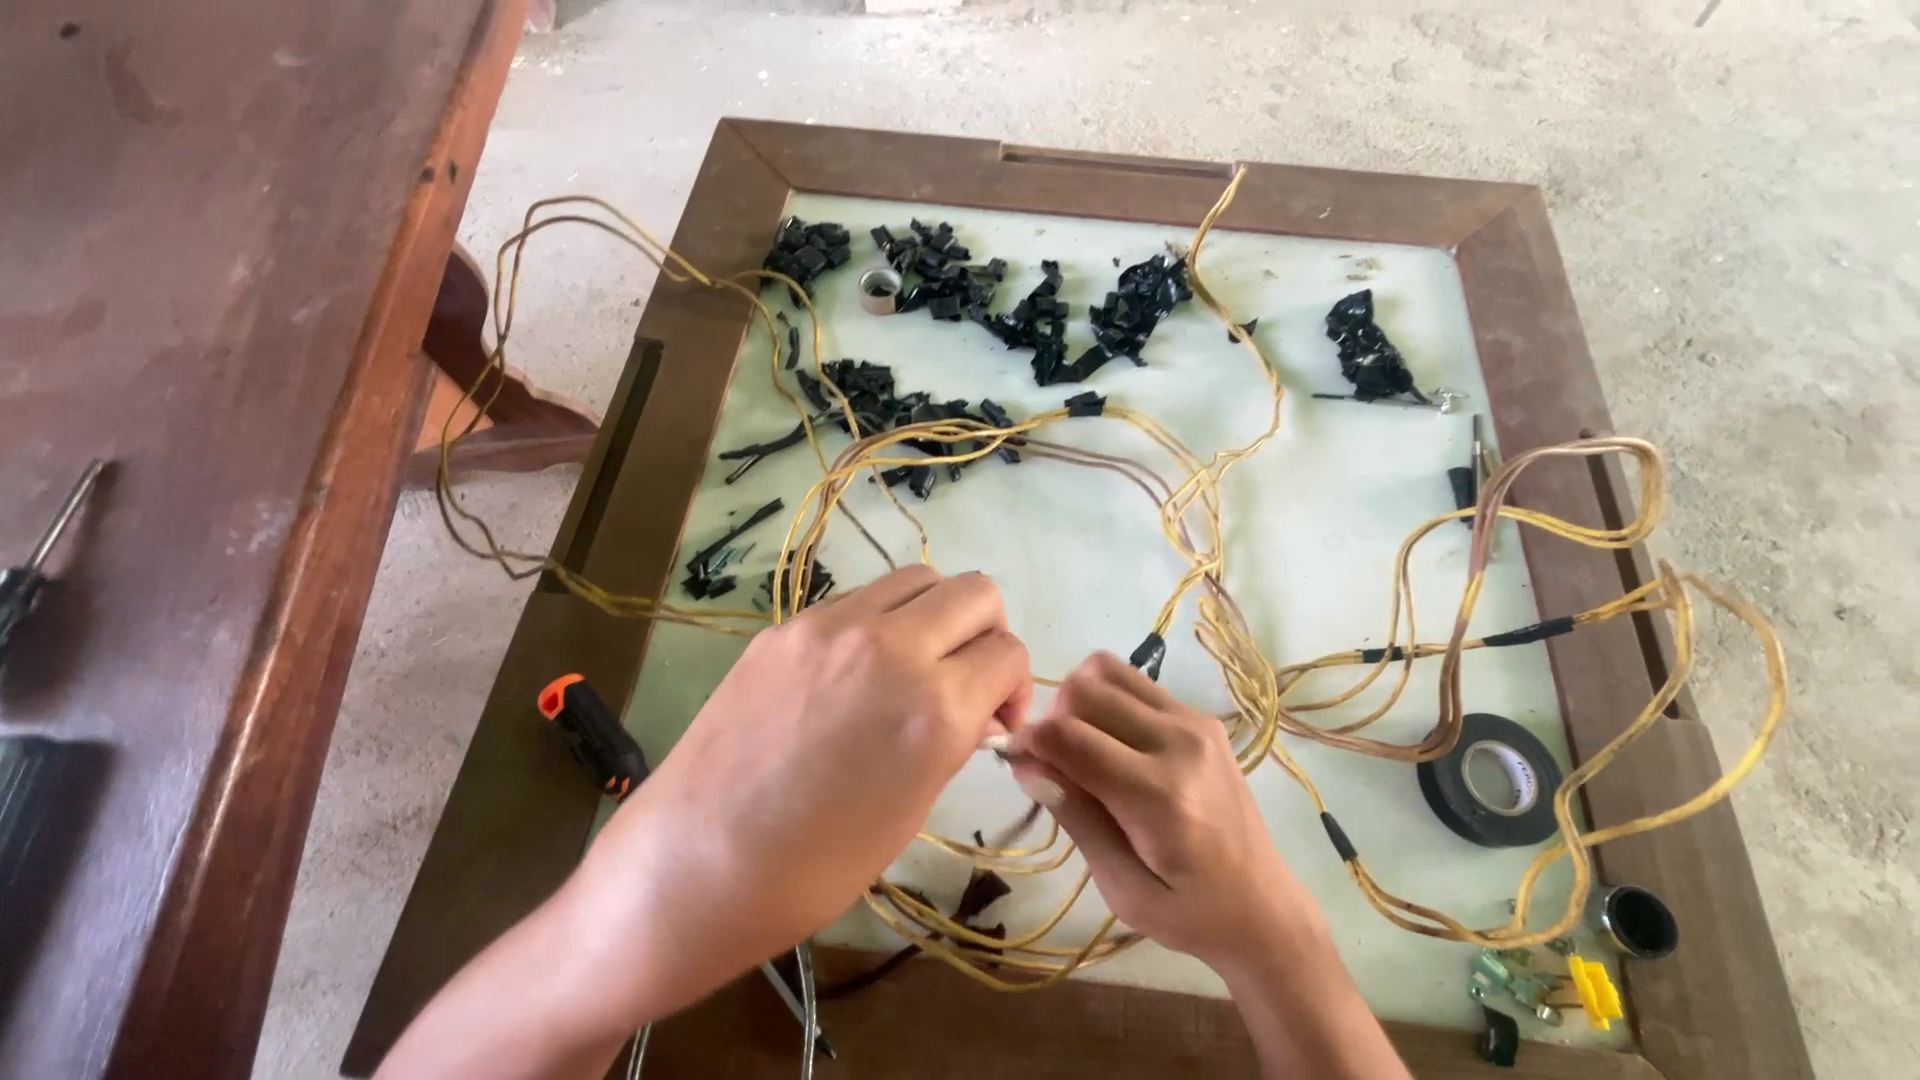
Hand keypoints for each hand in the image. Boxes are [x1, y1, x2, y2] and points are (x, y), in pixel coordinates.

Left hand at [563, 565, 1030, 1023]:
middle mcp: (891, 645)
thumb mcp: (912, 809)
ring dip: (935, 615)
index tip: (994, 720)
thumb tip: (972, 705)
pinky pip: (858, 601)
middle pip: (975, 592)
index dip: (1013, 687)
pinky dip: (879, 624)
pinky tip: (853, 674)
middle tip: (966, 680)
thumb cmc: (816, 866)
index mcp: (934, 706)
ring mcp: (831, 626)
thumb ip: (952, 738)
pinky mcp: (786, 626)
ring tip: (912, 666)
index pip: (1007, 653)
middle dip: (988, 633)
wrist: (696, 861)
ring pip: (917, 578)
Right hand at [1007, 652, 1320, 971]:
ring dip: (1078, 701)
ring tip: (1079, 746)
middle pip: (1084, 690)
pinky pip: (1134, 682)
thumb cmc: (1190, 913)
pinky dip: (1106, 699)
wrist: (1264, 906)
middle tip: (1052, 762)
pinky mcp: (1200, 717)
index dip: (1027, 741)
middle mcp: (1178, 743)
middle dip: (1051, 719)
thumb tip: (1025, 764)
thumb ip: (1075, 818)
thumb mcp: (1121, 888)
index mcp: (1158, 796)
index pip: (1068, 737)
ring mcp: (1194, 722)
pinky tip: (1110, 742)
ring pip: (1106, 672)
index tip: (1015, 762)